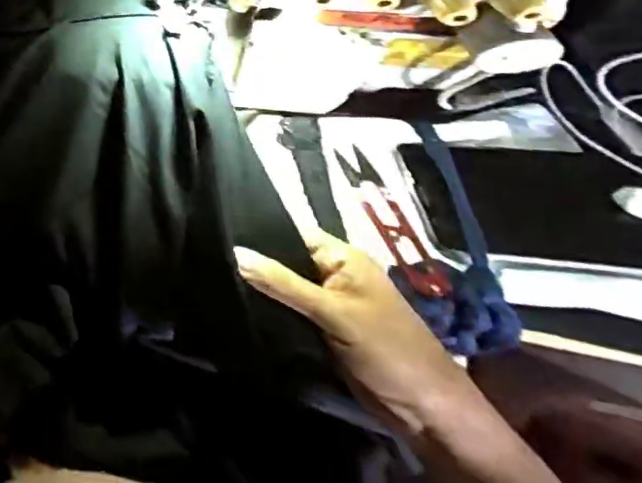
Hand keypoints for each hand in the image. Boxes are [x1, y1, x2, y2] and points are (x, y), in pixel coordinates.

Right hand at [233, 229, 476, 439]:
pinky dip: (269, 307)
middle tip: (212, 254)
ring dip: (259, 286)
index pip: (290, 231)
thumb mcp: (334, 313)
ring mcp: (329, 302)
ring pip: (283, 285)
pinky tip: (240, 301)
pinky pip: (288, 308)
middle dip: (254, 260)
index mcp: (343, 258)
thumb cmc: (389, 351)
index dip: (257, 230)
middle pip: (283, 257)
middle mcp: (334, 274)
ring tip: (218, 274)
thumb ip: (282, 283)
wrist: (429, 413)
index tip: (218, 229)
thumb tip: (234, 251)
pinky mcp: (323, 327)